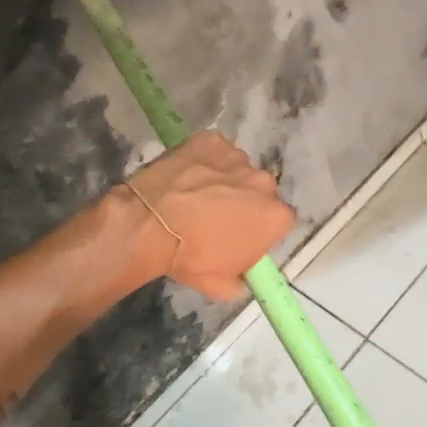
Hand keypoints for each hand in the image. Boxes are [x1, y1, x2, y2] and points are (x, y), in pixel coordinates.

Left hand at [121, 132, 296, 299]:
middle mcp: (264, 182)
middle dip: (243, 202)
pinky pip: (213, 151)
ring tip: (194, 194)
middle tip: (214, 216)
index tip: (238, 237)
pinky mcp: (211, 140)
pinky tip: (185, 175)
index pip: (277, 222)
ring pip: (236, 170)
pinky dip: (203, 161)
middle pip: (258, 192)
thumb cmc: (190, 257)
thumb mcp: (222, 286)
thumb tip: (240, 277)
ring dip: (223, 180)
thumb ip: (242, 279)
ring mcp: (237, 156)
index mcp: (276, 217)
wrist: (149, 223)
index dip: (258, 230)